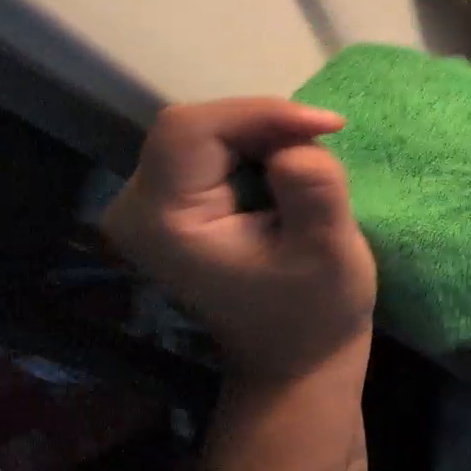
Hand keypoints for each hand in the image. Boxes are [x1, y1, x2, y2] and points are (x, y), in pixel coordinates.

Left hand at [103, 100, 376, 381]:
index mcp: (163, 217)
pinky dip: (260, 151)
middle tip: (331, 140)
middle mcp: (138, 204)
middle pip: (195, 129)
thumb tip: (301, 145)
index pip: (191, 130)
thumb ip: (314, 194)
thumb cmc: (317, 311)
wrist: (298, 356)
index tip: (332, 126)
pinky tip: (295, 171)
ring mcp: (154, 206)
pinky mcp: (178, 207)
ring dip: (268, 137)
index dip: (262, 114)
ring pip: (206, 136)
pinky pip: (214, 155)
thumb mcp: (330, 252)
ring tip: (319, 160)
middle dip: (267, 125)